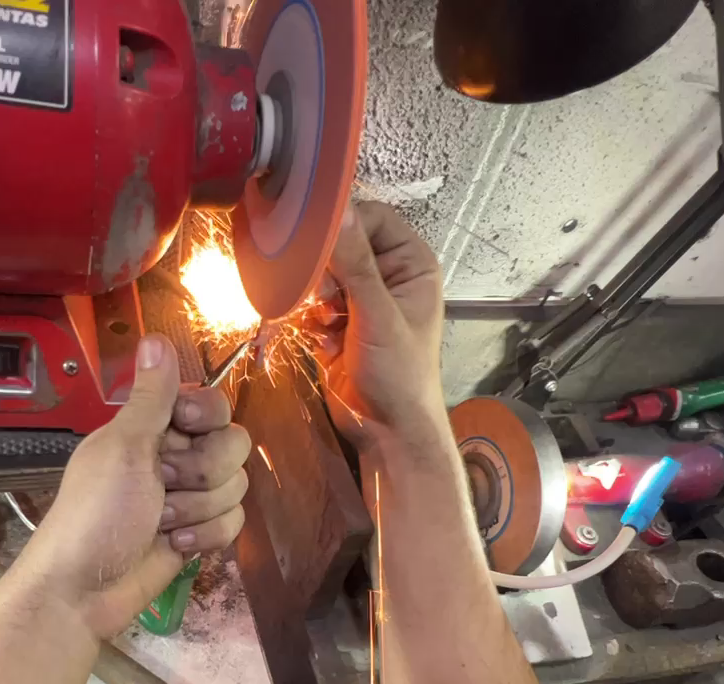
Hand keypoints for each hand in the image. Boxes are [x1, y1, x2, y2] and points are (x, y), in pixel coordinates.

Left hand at [11, 334, 250, 639]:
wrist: (85, 589)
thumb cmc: (96, 513)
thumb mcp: (122, 448)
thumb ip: (150, 398)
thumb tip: (155, 337)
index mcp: (153, 428)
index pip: (212, 403)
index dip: (207, 417)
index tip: (183, 429)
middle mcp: (175, 457)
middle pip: (233, 445)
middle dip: (202, 472)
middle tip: (163, 485)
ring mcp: (188, 498)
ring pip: (235, 487)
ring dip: (199, 509)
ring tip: (162, 523)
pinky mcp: (198, 533)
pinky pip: (233, 523)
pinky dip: (205, 536)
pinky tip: (174, 545)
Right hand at [322, 202, 447, 446]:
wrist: (387, 430)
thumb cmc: (398, 374)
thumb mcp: (377, 316)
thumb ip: (356, 264)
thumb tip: (338, 213)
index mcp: (411, 264)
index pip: (372, 219)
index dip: (344, 228)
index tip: (320, 246)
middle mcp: (387, 278)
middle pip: (343, 247)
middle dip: (327, 272)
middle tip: (327, 298)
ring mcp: (361, 303)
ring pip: (323, 278)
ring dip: (317, 300)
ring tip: (328, 324)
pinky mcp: (338, 327)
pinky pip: (314, 307)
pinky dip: (312, 322)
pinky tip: (324, 341)